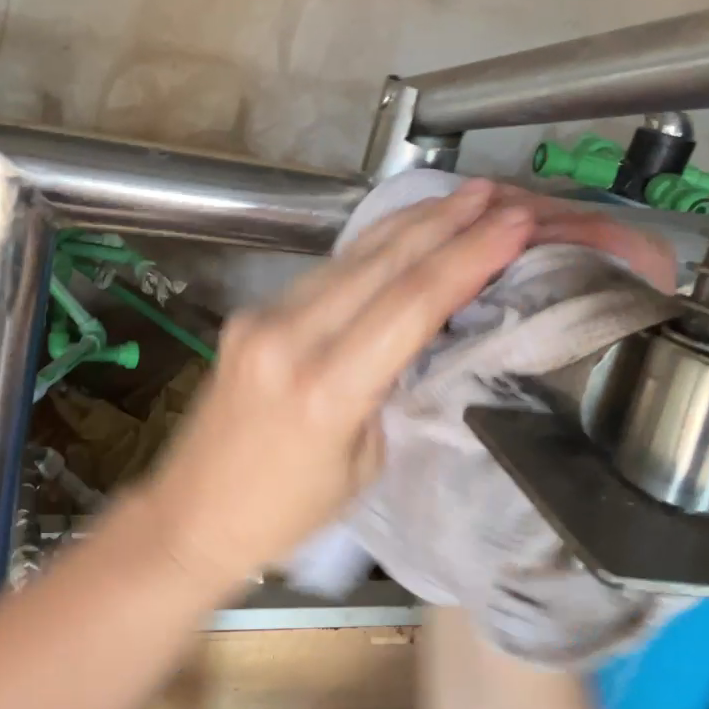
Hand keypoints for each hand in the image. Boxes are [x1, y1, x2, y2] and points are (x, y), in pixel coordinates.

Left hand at [138, 180, 536, 588]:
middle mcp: (290, 338)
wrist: (191, 513)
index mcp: (327, 389)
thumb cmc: (286, 514)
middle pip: (382, 263)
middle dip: (446, 221)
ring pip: (350, 258)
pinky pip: (322, 275)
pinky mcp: (249, 314)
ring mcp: (262, 318)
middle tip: (499, 194)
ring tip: (461, 199)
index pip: (411, 303)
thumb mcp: (366, 462)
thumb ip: (391, 386)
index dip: (469, 256)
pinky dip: (371, 251)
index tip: (517, 224)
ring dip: (410, 225)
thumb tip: (421, 330)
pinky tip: (402, 235)